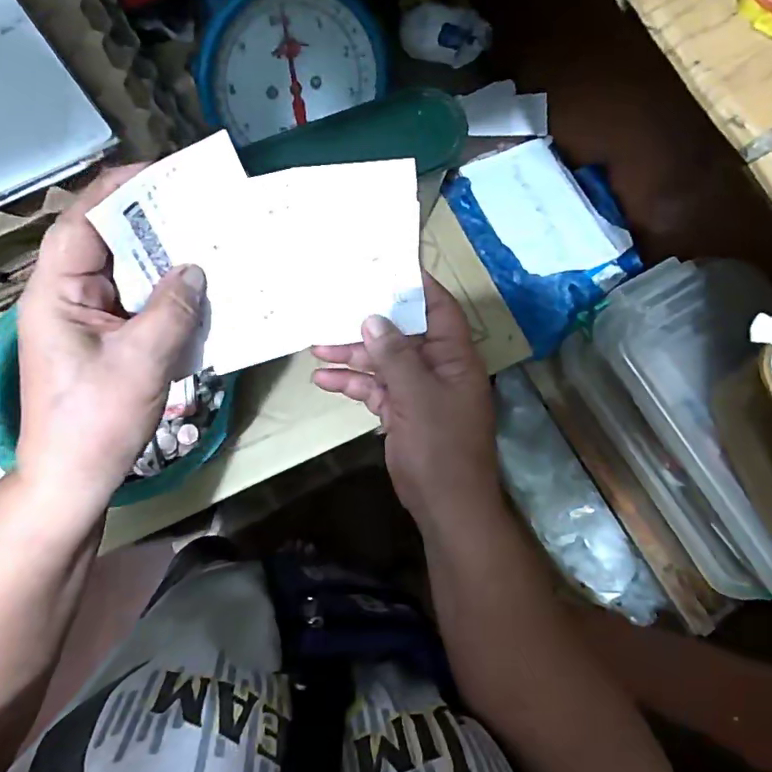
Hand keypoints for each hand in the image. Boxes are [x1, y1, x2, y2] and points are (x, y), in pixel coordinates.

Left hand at [14, 166, 205, 507]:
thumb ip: (172, 308)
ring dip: (159, 257)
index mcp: (56, 292)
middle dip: (147, 221)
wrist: (73, 481)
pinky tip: (194, 286)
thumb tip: (197, 268)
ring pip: (123, 272)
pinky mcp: (102, 340)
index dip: (118, 190)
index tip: (161, 170)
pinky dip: (162, 292)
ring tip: (203, 236)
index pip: (82, 222)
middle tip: (195, 202)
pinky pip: (133, 302)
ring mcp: (84, 320)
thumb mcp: (141, 361)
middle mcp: (65, 297)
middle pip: (104, 242)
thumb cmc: (95, 422)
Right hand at [311, 274, 500, 517]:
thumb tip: (374, 319)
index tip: (386, 265)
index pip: (438, 309)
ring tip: (316, 347)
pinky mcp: (401, 411)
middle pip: (402, 334)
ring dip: (352, 355)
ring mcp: (419, 391)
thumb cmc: (441, 448)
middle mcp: (438, 368)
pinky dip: (352, 383)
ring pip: (383, 362)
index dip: (416, 286)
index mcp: (454, 357)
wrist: (446, 506)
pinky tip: (324, 380)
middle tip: (334, 308)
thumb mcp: (417, 397)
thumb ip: (395, 356)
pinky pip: (374, 388)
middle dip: (368, 325)